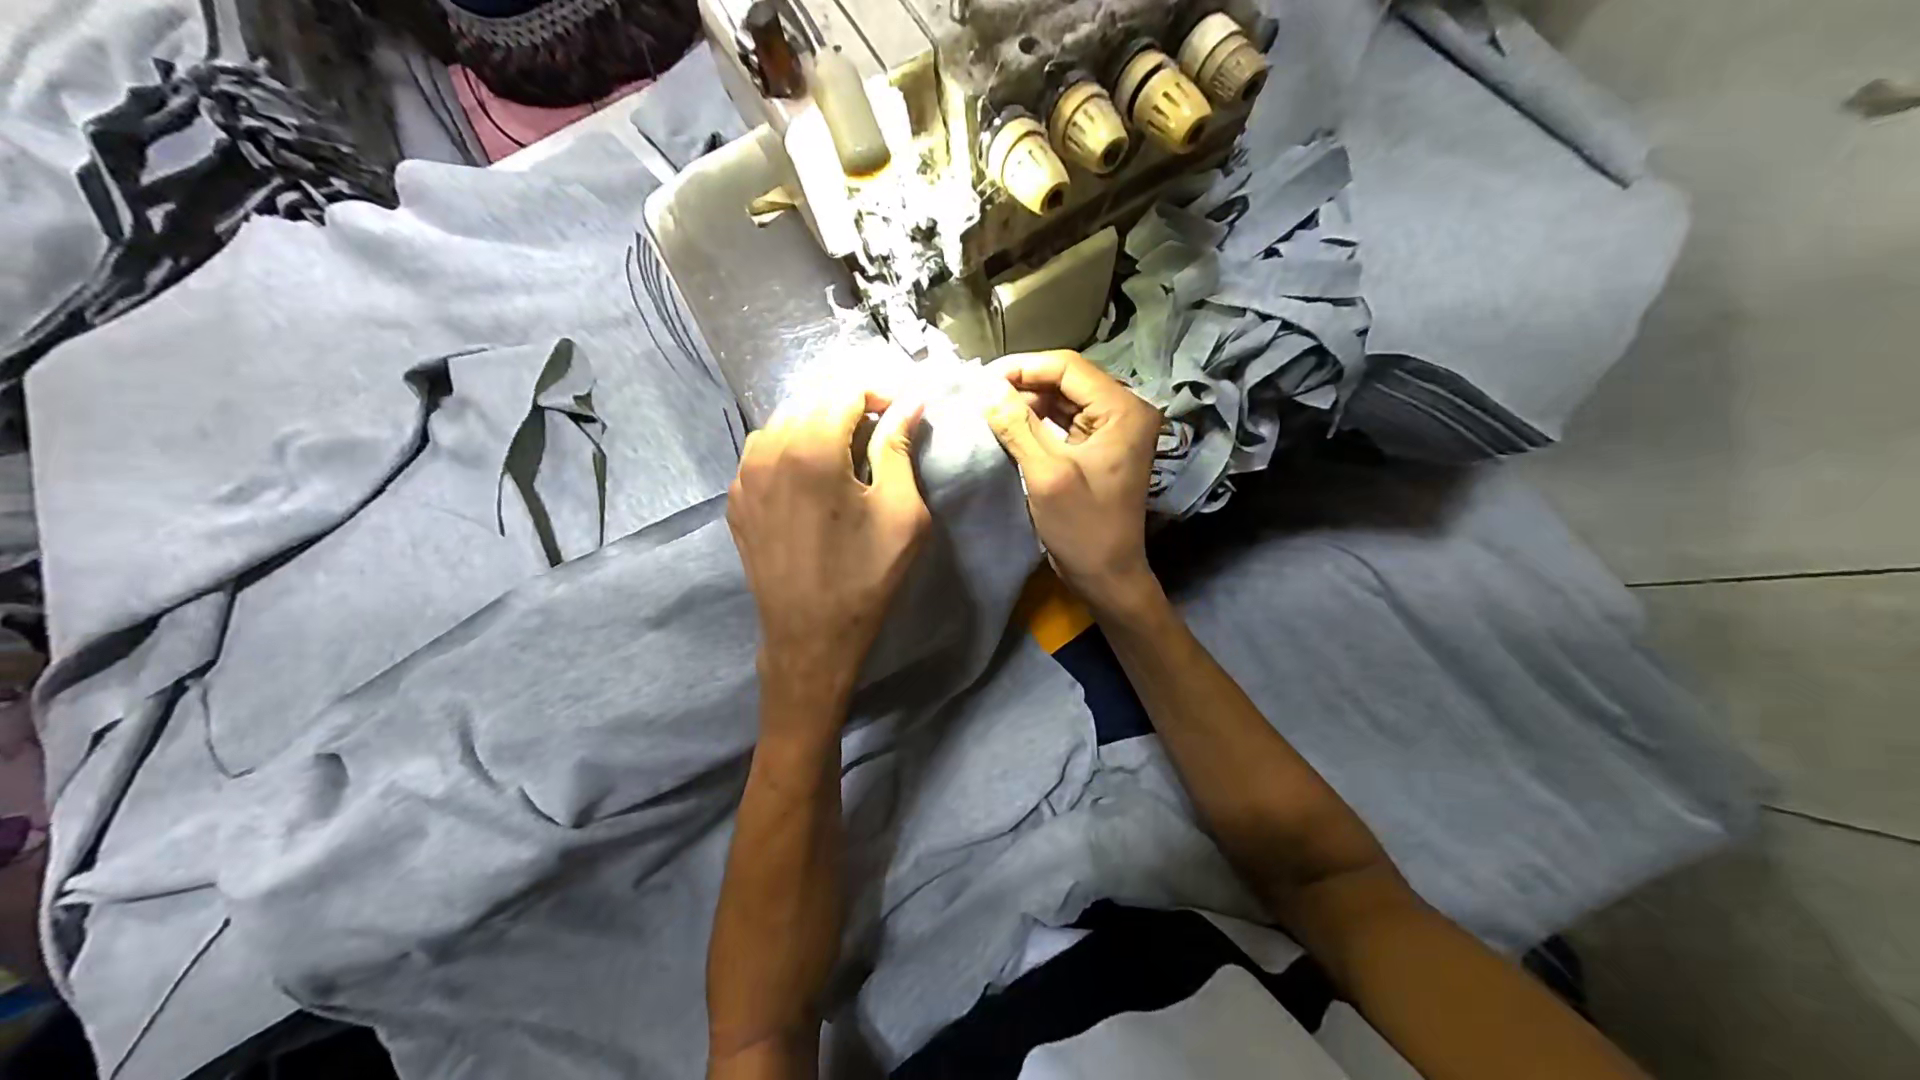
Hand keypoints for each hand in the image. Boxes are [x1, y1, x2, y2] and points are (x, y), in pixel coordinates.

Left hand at [728, 385, 929, 722]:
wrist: (809, 637)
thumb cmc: (865, 577)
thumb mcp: (901, 512)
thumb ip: (899, 447)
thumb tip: (909, 403)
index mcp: (811, 449)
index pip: (846, 390)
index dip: (881, 394)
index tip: (904, 414)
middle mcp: (768, 450)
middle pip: (812, 400)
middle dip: (850, 408)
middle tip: (881, 434)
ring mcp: (744, 475)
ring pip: (784, 423)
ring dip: (818, 426)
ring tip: (847, 455)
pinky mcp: (736, 499)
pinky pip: (763, 452)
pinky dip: (791, 450)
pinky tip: (812, 478)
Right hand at [982, 350, 1164, 616]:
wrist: (1107, 575)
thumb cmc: (1083, 528)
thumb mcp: (1046, 474)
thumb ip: (1017, 426)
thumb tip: (986, 389)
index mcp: (1123, 410)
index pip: (1068, 367)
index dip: (1022, 367)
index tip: (982, 379)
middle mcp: (1124, 410)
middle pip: (1066, 379)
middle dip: (1022, 384)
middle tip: (980, 394)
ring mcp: (1113, 429)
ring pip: (1063, 399)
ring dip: (1026, 402)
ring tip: (988, 409)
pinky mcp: (1100, 446)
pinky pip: (1065, 421)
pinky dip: (1037, 421)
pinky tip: (1008, 425)